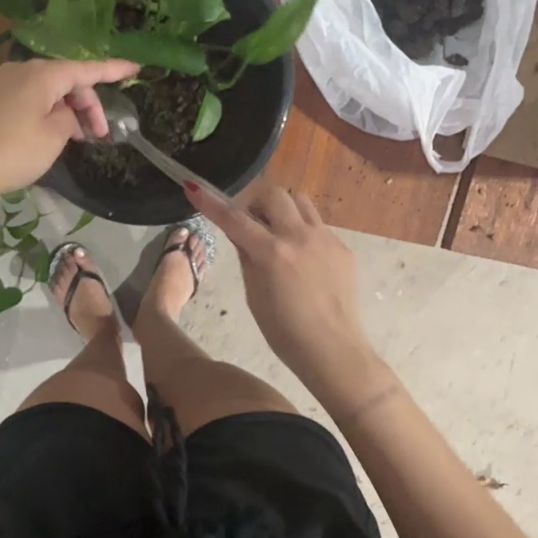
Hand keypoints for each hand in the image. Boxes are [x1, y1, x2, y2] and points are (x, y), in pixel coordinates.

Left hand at [0, 58, 139, 211]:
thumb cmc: (8, 153)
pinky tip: (43, 138)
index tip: (135, 68)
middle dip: (86, 105)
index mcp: (43, 75)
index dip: (113, 69)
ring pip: (44, 92)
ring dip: (64, 112)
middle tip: (98, 137)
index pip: (86, 68)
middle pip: (65, 80)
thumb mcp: (51, 140)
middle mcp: (20, 71)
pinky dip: (42, 114)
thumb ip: (69, 120)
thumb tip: (65, 113)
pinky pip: (24, 101)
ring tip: (74, 140)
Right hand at [186, 184, 380, 402]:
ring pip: (300, 201)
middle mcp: (299, 236)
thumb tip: (240, 234)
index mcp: (272, 252)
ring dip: (283, 209)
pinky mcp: (343, 248)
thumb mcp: (254, 295)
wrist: (333, 349)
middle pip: (273, 193)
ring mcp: (326, 239)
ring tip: (277, 232)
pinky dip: (303, 231)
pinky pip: (318, 225)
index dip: (210, 203)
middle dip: (255, 200)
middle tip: (248, 220)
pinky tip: (302, 259)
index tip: (194, 188)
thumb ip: (247, 258)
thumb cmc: (284, 332)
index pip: (234, 219)